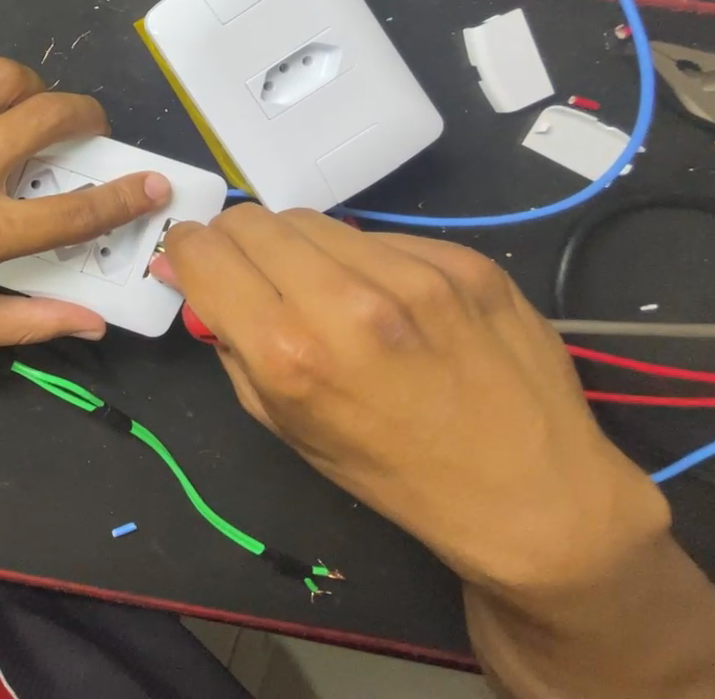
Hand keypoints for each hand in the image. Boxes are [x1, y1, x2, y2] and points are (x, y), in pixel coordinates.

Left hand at [0, 58, 170, 348]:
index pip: (73, 211)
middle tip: (88, 129)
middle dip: (87, 115)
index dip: (125, 197)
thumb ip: (28, 322)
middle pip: (47, 117)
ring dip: (31, 87)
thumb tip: (91, 322)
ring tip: (30, 108)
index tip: (153, 184)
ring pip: (0, 78)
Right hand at [158, 205, 668, 592]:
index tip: (195, 264)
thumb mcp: (276, 415)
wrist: (532, 494)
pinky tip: (383, 297)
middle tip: (252, 275)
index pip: (201, 250)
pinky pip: (374, 235)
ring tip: (321, 287)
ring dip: (295, 246)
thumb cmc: (384, 467)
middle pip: (249, 222)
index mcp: (285, 349)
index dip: (187, 252)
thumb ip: (224, 336)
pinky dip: (358, 258)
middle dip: (234, 243)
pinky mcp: (464, 263)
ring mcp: (411, 276)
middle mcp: (344, 302)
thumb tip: (182, 270)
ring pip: (308, 219)